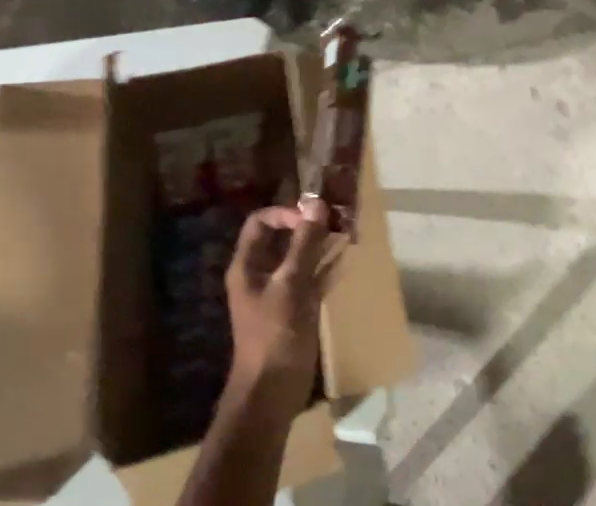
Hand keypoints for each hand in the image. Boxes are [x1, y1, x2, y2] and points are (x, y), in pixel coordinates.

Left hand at [224, 197, 330, 413]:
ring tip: (347, 234)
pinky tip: (347, 261)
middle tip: (338, 219)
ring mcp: (278, 292)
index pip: (261, 222)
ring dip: (321, 245)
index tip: (313, 219)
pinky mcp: (295, 308)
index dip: (286, 214)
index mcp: (248, 265)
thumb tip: (316, 203)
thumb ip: (305, 244)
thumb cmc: (275, 333)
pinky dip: (326, 268)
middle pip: (282, 238)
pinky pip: (311, 279)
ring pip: (299, 258)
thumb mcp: (291, 284)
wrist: (272, 391)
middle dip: (309, 227)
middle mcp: (260, 274)